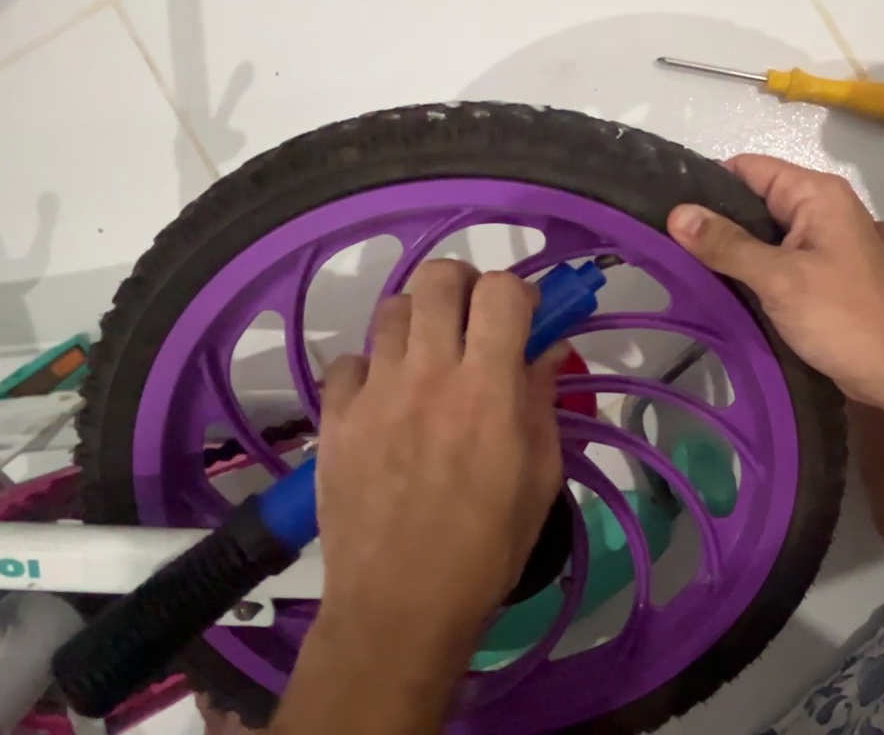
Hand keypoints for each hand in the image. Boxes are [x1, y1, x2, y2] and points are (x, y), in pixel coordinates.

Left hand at [313, 260, 568, 651]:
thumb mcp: (541, 474)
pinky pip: (349, 362)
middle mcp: (430, 373)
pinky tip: (384, 398)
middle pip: (437, 278)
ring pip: (392, 308)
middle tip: (472, 316)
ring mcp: (375, 392)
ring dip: (419, 321)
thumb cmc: (487, 544)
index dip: (518, 292)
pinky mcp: (335, 418)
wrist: (400, 605)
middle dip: (463, 284)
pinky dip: (371, 368)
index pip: (501, 292)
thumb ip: (542, 401)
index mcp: (487, 387)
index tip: (524, 316)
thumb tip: (547, 351)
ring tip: (428, 355)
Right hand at [667, 155, 883, 411]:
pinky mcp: (819, 276)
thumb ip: (727, 245)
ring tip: (679, 263)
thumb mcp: (780, 278)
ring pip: (761, 235)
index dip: (708, 183)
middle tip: (665, 241)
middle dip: (713, 219)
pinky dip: (748, 271)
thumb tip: (677, 214)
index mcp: (816, 195)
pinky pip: (774, 262)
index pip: (749, 168)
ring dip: (729, 250)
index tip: (666, 207)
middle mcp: (819, 210)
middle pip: (753, 200)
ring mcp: (821, 244)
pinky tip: (716, 286)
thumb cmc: (845, 317)